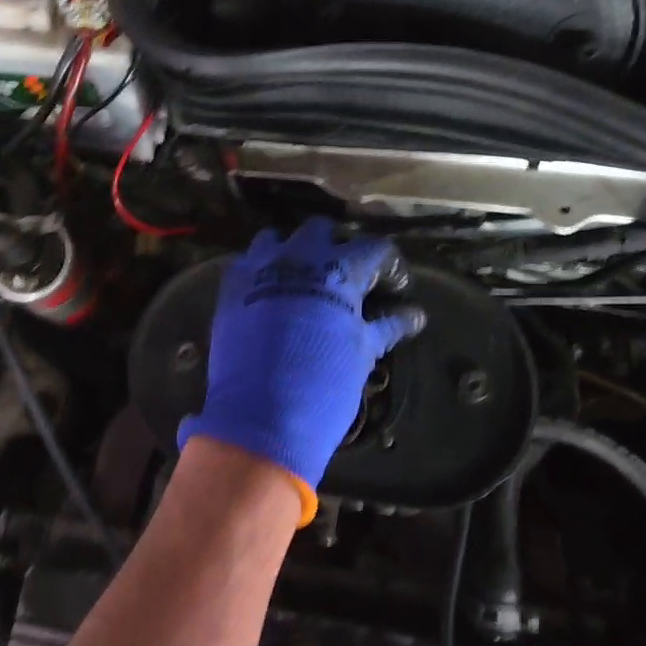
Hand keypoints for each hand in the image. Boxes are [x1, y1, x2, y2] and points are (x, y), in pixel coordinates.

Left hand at [178, 218, 424, 516]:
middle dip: (336, 246)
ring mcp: (260, 264)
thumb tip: (415, 315)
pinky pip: (248, 262)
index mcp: (341, 268)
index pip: (375, 248)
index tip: (392, 288)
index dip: (388, 267)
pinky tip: (270, 295)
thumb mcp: (362, 353)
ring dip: (293, 252)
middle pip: (322, 231)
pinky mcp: (230, 282)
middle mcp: (300, 254)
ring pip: (279, 239)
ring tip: (302, 281)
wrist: (261, 414)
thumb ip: (386, 326)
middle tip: (345, 280)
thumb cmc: (324, 384)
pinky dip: (261, 270)